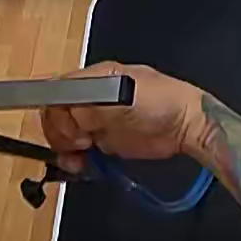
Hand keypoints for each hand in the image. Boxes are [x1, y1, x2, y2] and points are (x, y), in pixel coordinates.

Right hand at [41, 62, 206, 172]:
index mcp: (99, 77)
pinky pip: (74, 148)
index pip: (59, 90)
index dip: (58, 111)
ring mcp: (96, 118)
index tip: (72, 128)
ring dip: (64, 147)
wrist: (184, 126)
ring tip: (81, 156)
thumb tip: (71, 112)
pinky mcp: (101, 138)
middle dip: (61, 131)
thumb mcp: (127, 97)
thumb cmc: (163, 103)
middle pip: (56, 113)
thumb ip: (95, 103)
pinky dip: (72, 158)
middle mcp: (93, 96)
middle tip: (81, 142)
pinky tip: (82, 163)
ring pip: (61, 132)